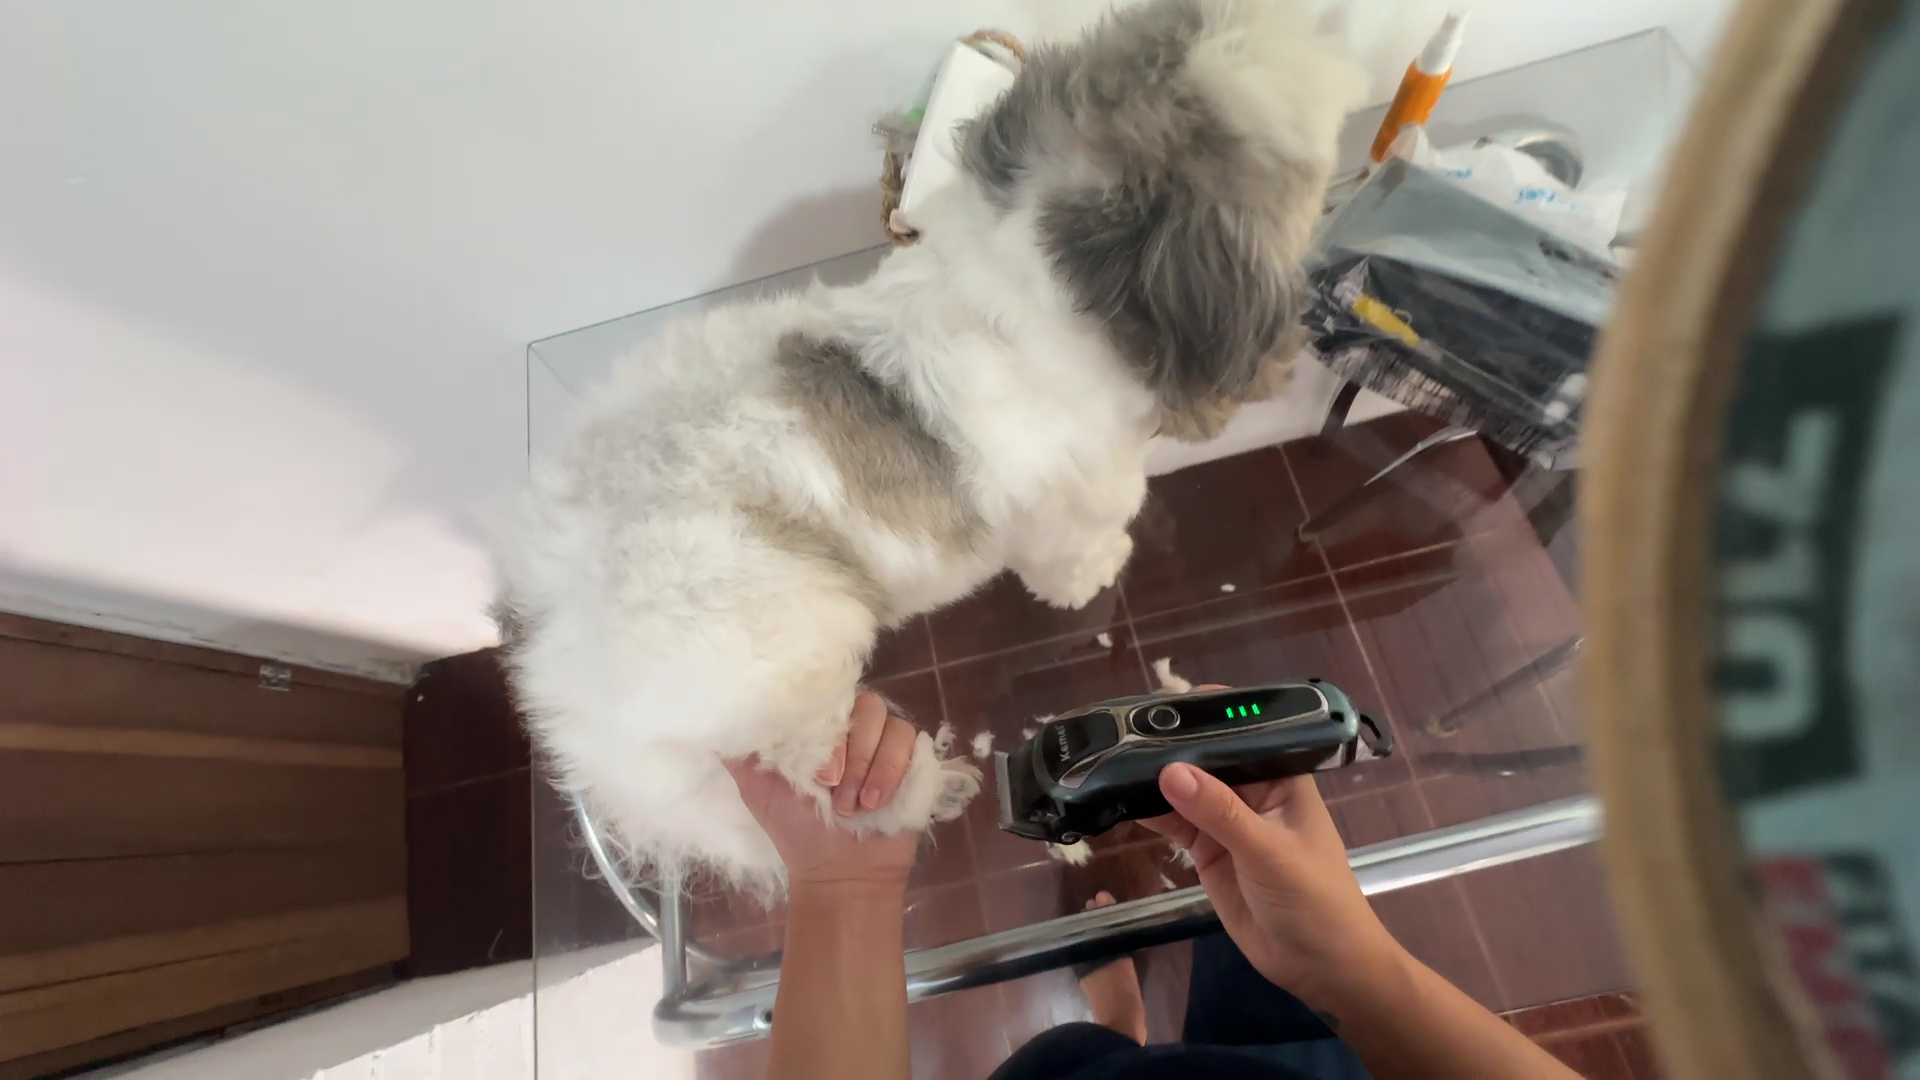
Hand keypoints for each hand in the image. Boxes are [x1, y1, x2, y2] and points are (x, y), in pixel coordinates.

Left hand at [724, 692, 921, 893]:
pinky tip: (878, 803)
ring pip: (892, 726)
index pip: (831, 698)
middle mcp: (856, 728)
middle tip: (836, 791)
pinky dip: (893, 773)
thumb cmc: (797, 830)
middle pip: (868, 707)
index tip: (819, 773)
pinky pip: (912, 743)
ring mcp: (886, 743)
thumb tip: (715, 718)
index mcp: (823, 728)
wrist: (840, 874)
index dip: (829, 732)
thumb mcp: (759, 790)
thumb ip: (742, 754)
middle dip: (854, 753)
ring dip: (874, 768)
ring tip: (857, 806)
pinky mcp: (913, 761)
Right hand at [1140, 690, 1405, 1010]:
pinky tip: (1117, 796)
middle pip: (1204, 754)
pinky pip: (1171, 819)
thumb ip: (1220, 812)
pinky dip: (1146, 809)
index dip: (1206, 712)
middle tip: (1121, 729)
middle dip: (1168, 743)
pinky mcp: (1205, 846)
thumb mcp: (1269, 852)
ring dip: (1151, 775)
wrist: (1319, 970)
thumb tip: (1169, 771)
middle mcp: (1249, 788)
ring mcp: (1224, 817)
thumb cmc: (1315, 901)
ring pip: (1182, 785)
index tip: (1162, 702)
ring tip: (1110, 757)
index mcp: (1279, 776)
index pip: (1241, 730)